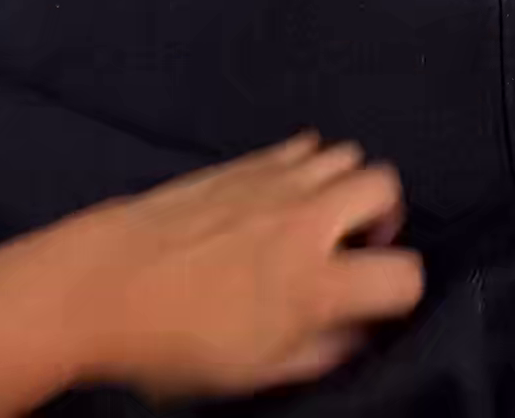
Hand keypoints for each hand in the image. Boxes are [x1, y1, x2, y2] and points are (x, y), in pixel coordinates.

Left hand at [20, 134, 421, 399]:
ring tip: (322, 211)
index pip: (402, 273)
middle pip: (387, 184)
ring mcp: (283, 179)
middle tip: (358, 238)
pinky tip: (287, 189)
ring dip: (348, 183)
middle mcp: (310, 219)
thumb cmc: (177, 340)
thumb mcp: (254, 370)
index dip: (405, 287)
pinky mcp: (256, 158)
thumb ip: (322, 351)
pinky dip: (311, 164)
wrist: (109, 281)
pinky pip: (307, 143)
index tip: (383, 294)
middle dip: (387, 212)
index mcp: (314, 282)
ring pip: (350, 154)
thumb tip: (357, 329)